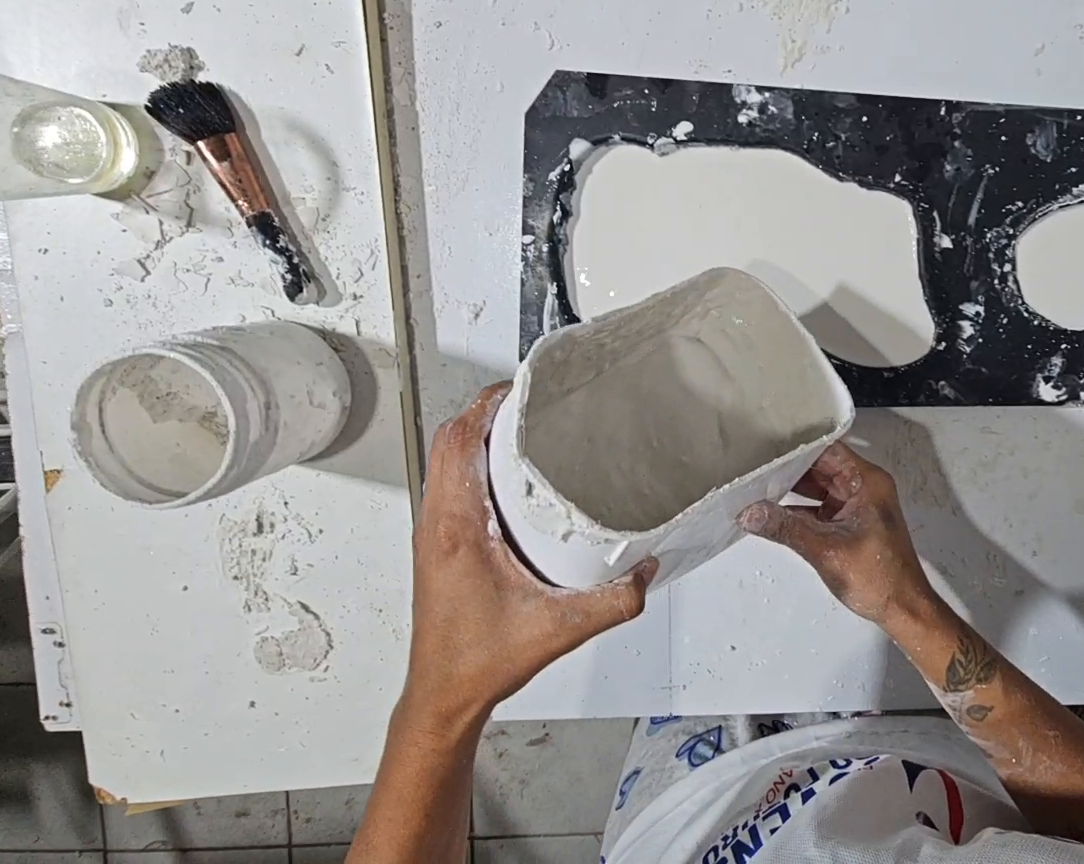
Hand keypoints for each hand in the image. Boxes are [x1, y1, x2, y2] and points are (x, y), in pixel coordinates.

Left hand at [403, 382, 655, 727]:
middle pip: (448, 439)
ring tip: (525, 425)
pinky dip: (476, 460)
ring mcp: (436, 532)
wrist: (445, 695)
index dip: (486, 406)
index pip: (457, 442)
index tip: (519, 388)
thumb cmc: (478, 663)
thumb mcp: (558, 630)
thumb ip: (613, 600)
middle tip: (530, 400)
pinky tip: (514, 472)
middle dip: (487, 409)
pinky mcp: (442, 542)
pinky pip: (452, 481)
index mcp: (456, 530)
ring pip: (446, 459)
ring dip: (479, 433)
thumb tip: (647, 569)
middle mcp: (438, 524)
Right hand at [738, 442, 935, 627]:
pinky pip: (819, 506)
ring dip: (791, 488)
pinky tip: (770, 510)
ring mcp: (856, 504)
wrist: (903, 609)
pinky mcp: (849, 522)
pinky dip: (798, 509)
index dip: (797, 446)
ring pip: (818, 486)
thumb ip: (786, 528)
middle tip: (751, 463)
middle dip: (788, 466)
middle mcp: (863, 486)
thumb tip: (748, 512)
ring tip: (754, 482)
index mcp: (867, 481)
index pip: (827, 450)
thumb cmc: (877, 577)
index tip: (765, 444)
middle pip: (820, 466)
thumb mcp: (826, 550)